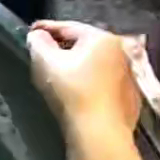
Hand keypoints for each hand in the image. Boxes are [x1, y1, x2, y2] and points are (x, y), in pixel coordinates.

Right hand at [28, 20, 140, 140]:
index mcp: (101, 38)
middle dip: (63, 46)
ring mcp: (129, 74)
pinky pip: (104, 81)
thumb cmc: (71, 91)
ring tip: (59, 72)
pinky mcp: (131, 96)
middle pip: (84, 44)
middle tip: (43, 52)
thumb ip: (38, 42)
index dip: (45, 28)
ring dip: (78, 64)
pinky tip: (78, 91)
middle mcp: (121, 51)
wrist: (100, 131)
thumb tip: (37, 35)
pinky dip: (90, 80)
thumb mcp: (45, 62)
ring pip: (95, 63)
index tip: (29, 31)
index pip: (68, 27)